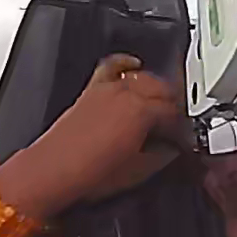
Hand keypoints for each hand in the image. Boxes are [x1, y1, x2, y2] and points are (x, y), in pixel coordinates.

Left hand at [0, 54, 180, 218]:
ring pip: (143, 77)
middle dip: (175, 106)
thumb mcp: (137, 171)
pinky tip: (133, 64)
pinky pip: (112, 66)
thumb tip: (170, 150)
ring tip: (162, 103)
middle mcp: (126, 94)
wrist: (53, 171)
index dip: (182, 129)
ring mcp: (108, 88)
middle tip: (177, 124)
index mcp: (142, 112)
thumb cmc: (89, 173)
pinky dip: (125, 63)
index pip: (174, 114)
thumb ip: (160, 156)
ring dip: (157, 88)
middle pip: (163, 89)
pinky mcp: (92, 89)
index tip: (184, 139)